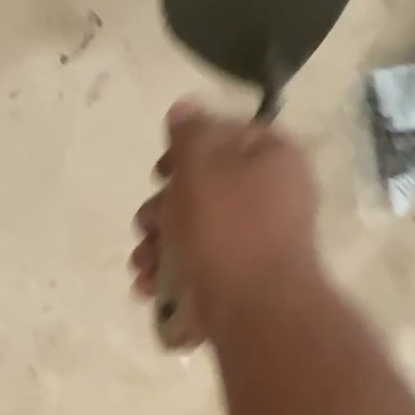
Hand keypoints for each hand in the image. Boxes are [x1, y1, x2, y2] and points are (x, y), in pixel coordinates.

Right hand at [131, 101, 324, 340]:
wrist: (253, 307)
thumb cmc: (226, 232)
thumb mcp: (201, 171)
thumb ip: (190, 135)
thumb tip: (183, 106)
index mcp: (270, 157)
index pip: (223, 138)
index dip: (183, 154)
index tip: (158, 175)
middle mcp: (269, 192)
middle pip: (199, 189)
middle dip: (159, 211)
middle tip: (147, 227)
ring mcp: (255, 237)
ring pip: (189, 230)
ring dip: (156, 247)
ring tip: (144, 266)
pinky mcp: (237, 274)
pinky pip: (195, 263)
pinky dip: (168, 272)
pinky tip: (151, 286)